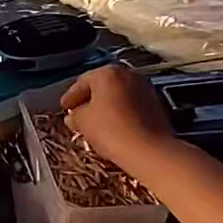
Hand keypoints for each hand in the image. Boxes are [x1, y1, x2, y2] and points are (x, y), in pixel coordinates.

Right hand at [59, 65, 177, 168]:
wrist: (149, 150)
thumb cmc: (111, 130)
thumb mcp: (83, 122)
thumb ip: (75, 115)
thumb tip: (73, 117)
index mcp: (108, 73)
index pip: (83, 82)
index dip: (71, 96)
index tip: (65, 107)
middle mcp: (129, 75)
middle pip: (103, 86)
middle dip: (89, 101)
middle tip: (78, 115)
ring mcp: (145, 89)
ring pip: (119, 96)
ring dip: (106, 107)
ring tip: (95, 124)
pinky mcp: (156, 105)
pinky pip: (132, 106)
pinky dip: (121, 113)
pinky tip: (114, 128)